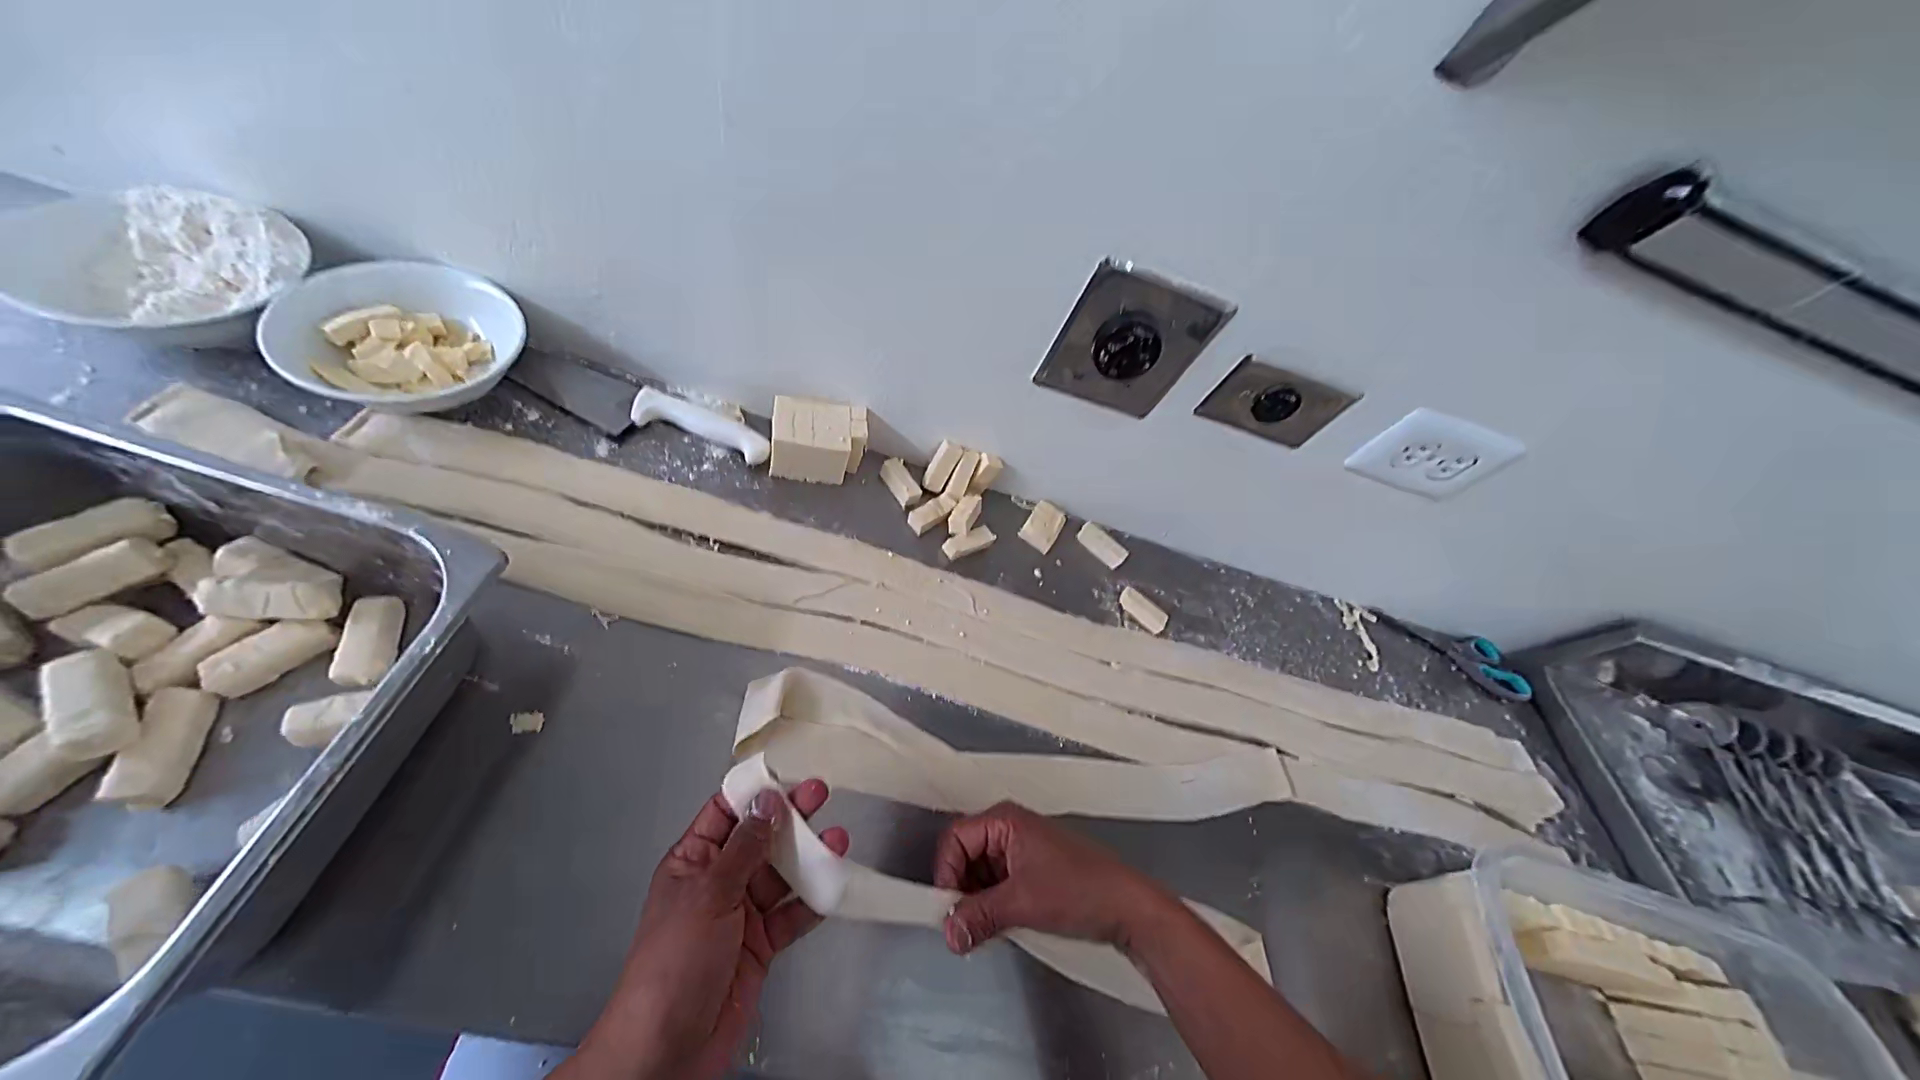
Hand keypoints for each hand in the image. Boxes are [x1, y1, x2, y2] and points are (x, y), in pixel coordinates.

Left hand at [560, 780, 848, 1079]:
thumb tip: (767, 800)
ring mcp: (742, 914)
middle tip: (821, 793)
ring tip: (838, 837)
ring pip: (782, 875)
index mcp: (693, 861)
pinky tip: (833, 884)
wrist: (667, 1051)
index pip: (726, 813)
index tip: (787, 770)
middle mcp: (719, 881)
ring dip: (809, 858)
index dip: (756, 792)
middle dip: (791, 818)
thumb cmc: (673, 963)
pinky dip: (813, 900)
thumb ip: (745, 847)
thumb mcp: (708, 894)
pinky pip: (792, 913)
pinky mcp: (762, 944)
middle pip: (761, 840)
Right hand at [933, 801, 1175, 955]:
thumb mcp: (1022, 903)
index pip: (955, 838)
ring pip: (980, 873)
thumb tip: (950, 930)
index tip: (947, 906)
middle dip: (961, 890)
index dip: (946, 872)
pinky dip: (992, 904)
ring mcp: (1021, 850)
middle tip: (962, 921)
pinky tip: (1000, 924)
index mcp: (1005, 821)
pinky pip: (997, 884)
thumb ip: (979, 915)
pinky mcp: (1031, 871)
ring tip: (984, 926)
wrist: (1127, 908)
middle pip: (964, 855)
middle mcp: (1010, 829)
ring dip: (977, 901)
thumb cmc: (1083, 888)